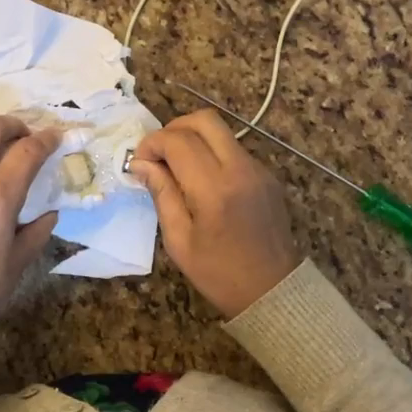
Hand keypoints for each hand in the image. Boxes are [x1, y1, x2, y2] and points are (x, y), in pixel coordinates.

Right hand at [129, 109, 301, 318]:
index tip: (138, 162)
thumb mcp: (179, 240)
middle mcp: (240, 169)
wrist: (273, 290)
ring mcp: (258, 169)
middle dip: (173, 129)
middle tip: (157, 155)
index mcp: (215, 189)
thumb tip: (140, 164)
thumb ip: (161, 194)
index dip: (152, 144)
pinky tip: (200, 181)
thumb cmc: (218, 274)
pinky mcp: (267, 175)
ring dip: (193, 139)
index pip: (178, 141)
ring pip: (221, 132)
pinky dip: (211, 153)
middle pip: (204, 120)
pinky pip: (233, 149)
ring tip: (175, 168)